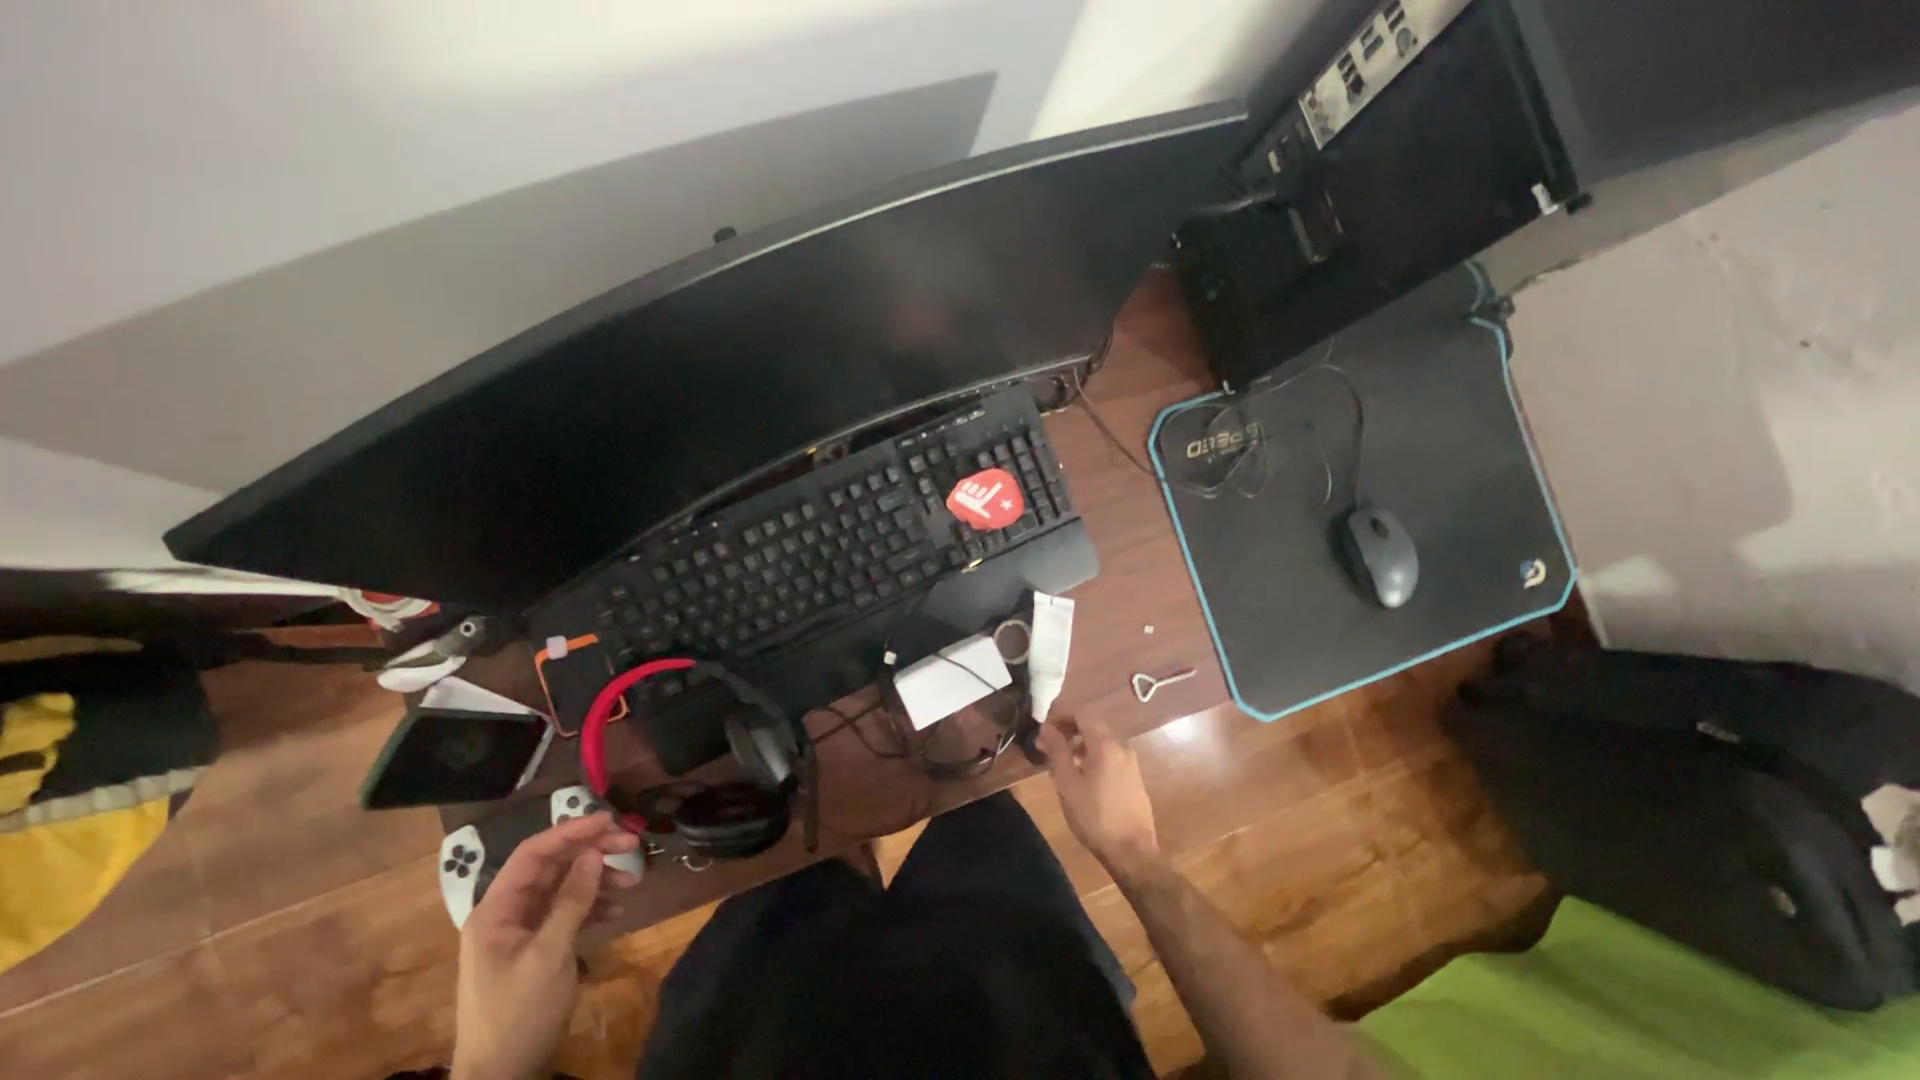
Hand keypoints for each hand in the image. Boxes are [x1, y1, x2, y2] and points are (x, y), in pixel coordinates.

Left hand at [451, 812, 639, 1079]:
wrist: (501, 1076)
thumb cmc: (518, 1013)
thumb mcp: (548, 955)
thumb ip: (571, 902)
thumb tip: (592, 854)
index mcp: (495, 909)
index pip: (533, 854)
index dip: (571, 831)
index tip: (610, 821)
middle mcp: (505, 913)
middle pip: (551, 867)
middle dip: (590, 853)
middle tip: (632, 847)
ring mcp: (520, 932)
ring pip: (562, 889)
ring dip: (596, 880)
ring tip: (633, 882)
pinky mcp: (536, 949)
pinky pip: (565, 914)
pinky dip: (591, 908)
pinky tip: (616, 911)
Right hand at [1036, 716, 1160, 874]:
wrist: (1132, 850)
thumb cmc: (1094, 816)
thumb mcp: (1067, 784)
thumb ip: (1057, 751)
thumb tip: (1045, 728)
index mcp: (1105, 744)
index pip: (1082, 714)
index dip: (1061, 717)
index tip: (1044, 731)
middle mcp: (1122, 746)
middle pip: (1093, 726)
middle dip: (1070, 731)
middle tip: (1050, 747)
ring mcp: (1132, 762)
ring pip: (1103, 742)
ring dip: (1082, 745)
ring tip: (1063, 764)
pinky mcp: (1134, 777)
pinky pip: (1111, 756)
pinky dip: (1095, 757)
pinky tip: (1083, 778)